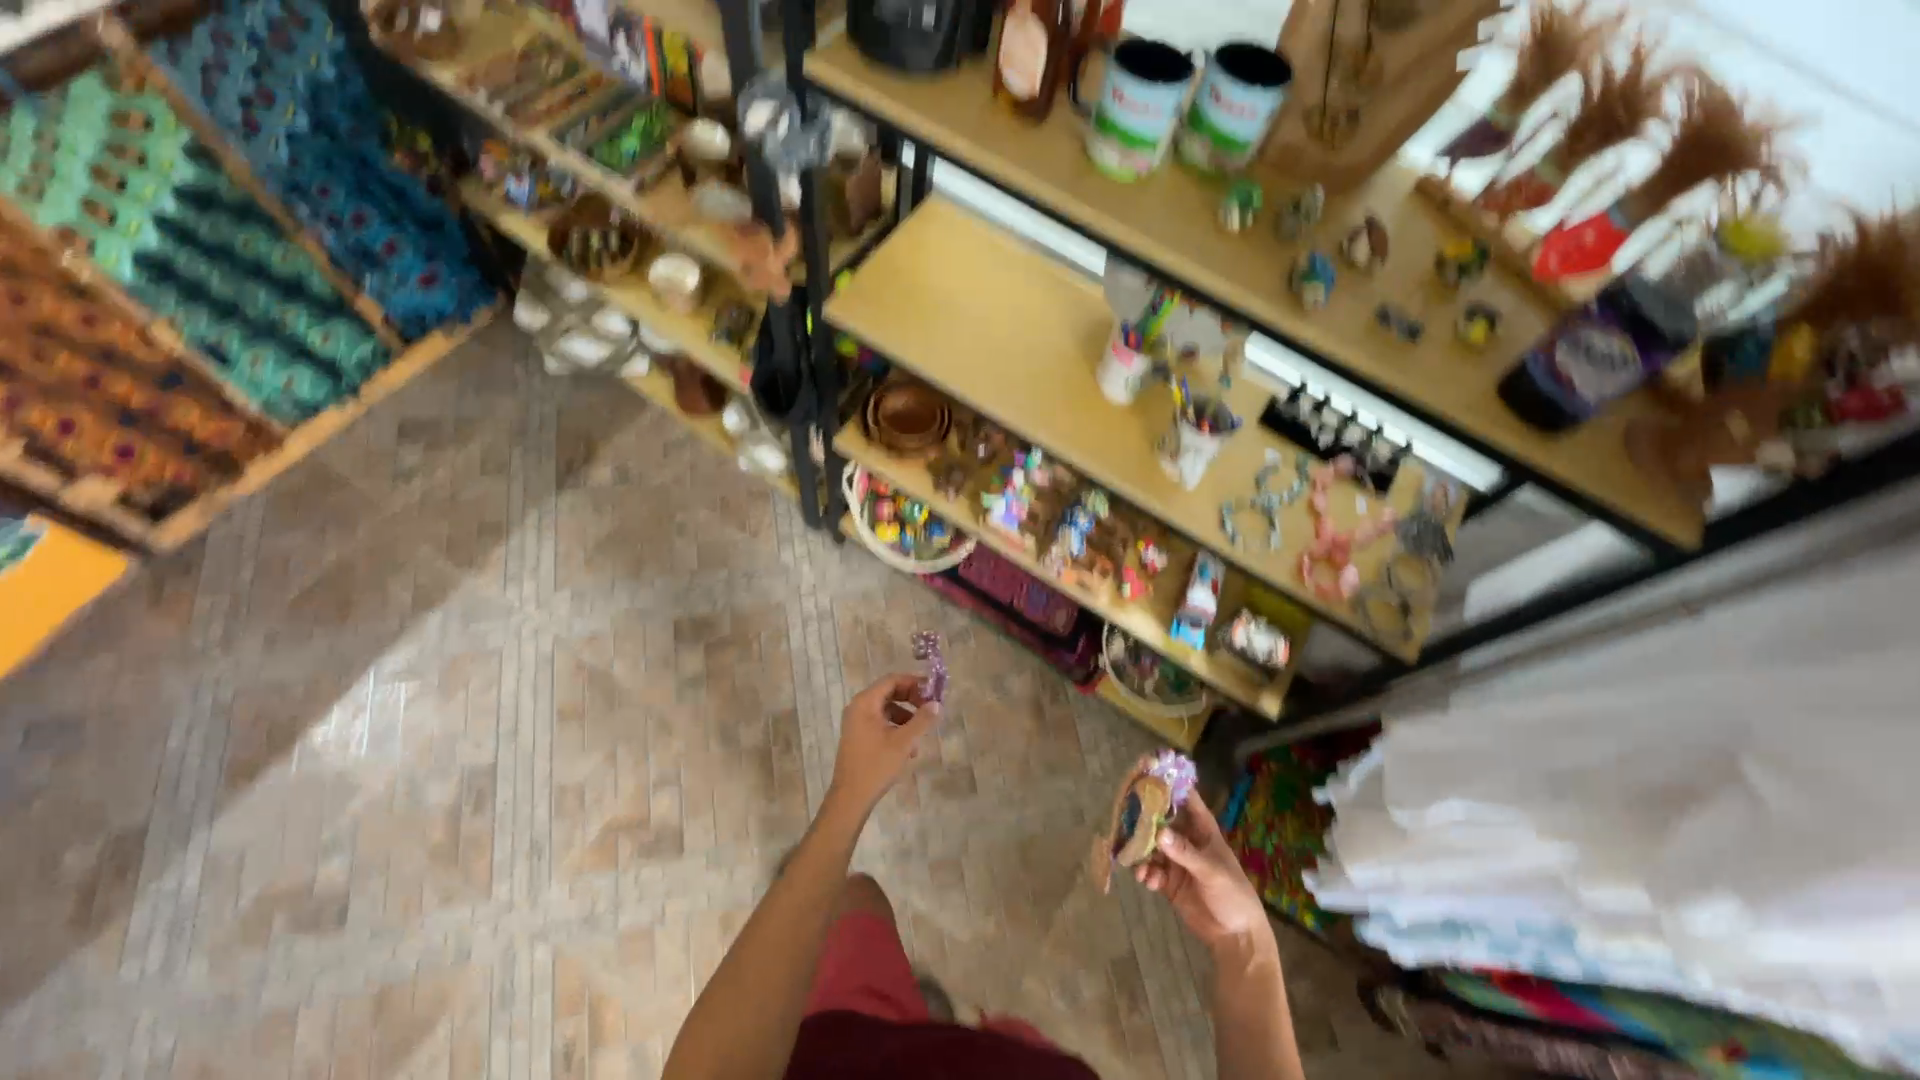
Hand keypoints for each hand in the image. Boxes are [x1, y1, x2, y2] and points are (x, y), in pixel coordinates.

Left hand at [826, 674, 940, 815]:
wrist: (851, 797)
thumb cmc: (876, 765)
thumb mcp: (904, 742)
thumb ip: (922, 720)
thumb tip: (937, 704)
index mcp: (865, 703)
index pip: (892, 680)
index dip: (914, 683)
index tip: (933, 692)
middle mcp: (858, 707)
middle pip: (889, 693)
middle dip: (912, 701)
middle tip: (930, 710)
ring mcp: (856, 723)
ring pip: (887, 710)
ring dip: (906, 718)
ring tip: (920, 737)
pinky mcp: (858, 736)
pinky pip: (881, 724)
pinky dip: (896, 730)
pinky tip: (909, 749)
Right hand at [1135, 791, 1271, 957]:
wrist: (1236, 935)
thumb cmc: (1233, 894)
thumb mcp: (1211, 871)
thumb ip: (1185, 853)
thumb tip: (1159, 834)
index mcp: (1203, 830)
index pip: (1185, 800)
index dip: (1169, 785)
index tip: (1147, 772)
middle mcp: (1187, 841)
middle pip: (1161, 822)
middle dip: (1144, 821)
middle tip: (1125, 820)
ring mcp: (1176, 861)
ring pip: (1151, 847)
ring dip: (1141, 852)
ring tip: (1137, 862)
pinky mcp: (1169, 882)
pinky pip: (1150, 870)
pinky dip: (1145, 872)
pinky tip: (1146, 880)